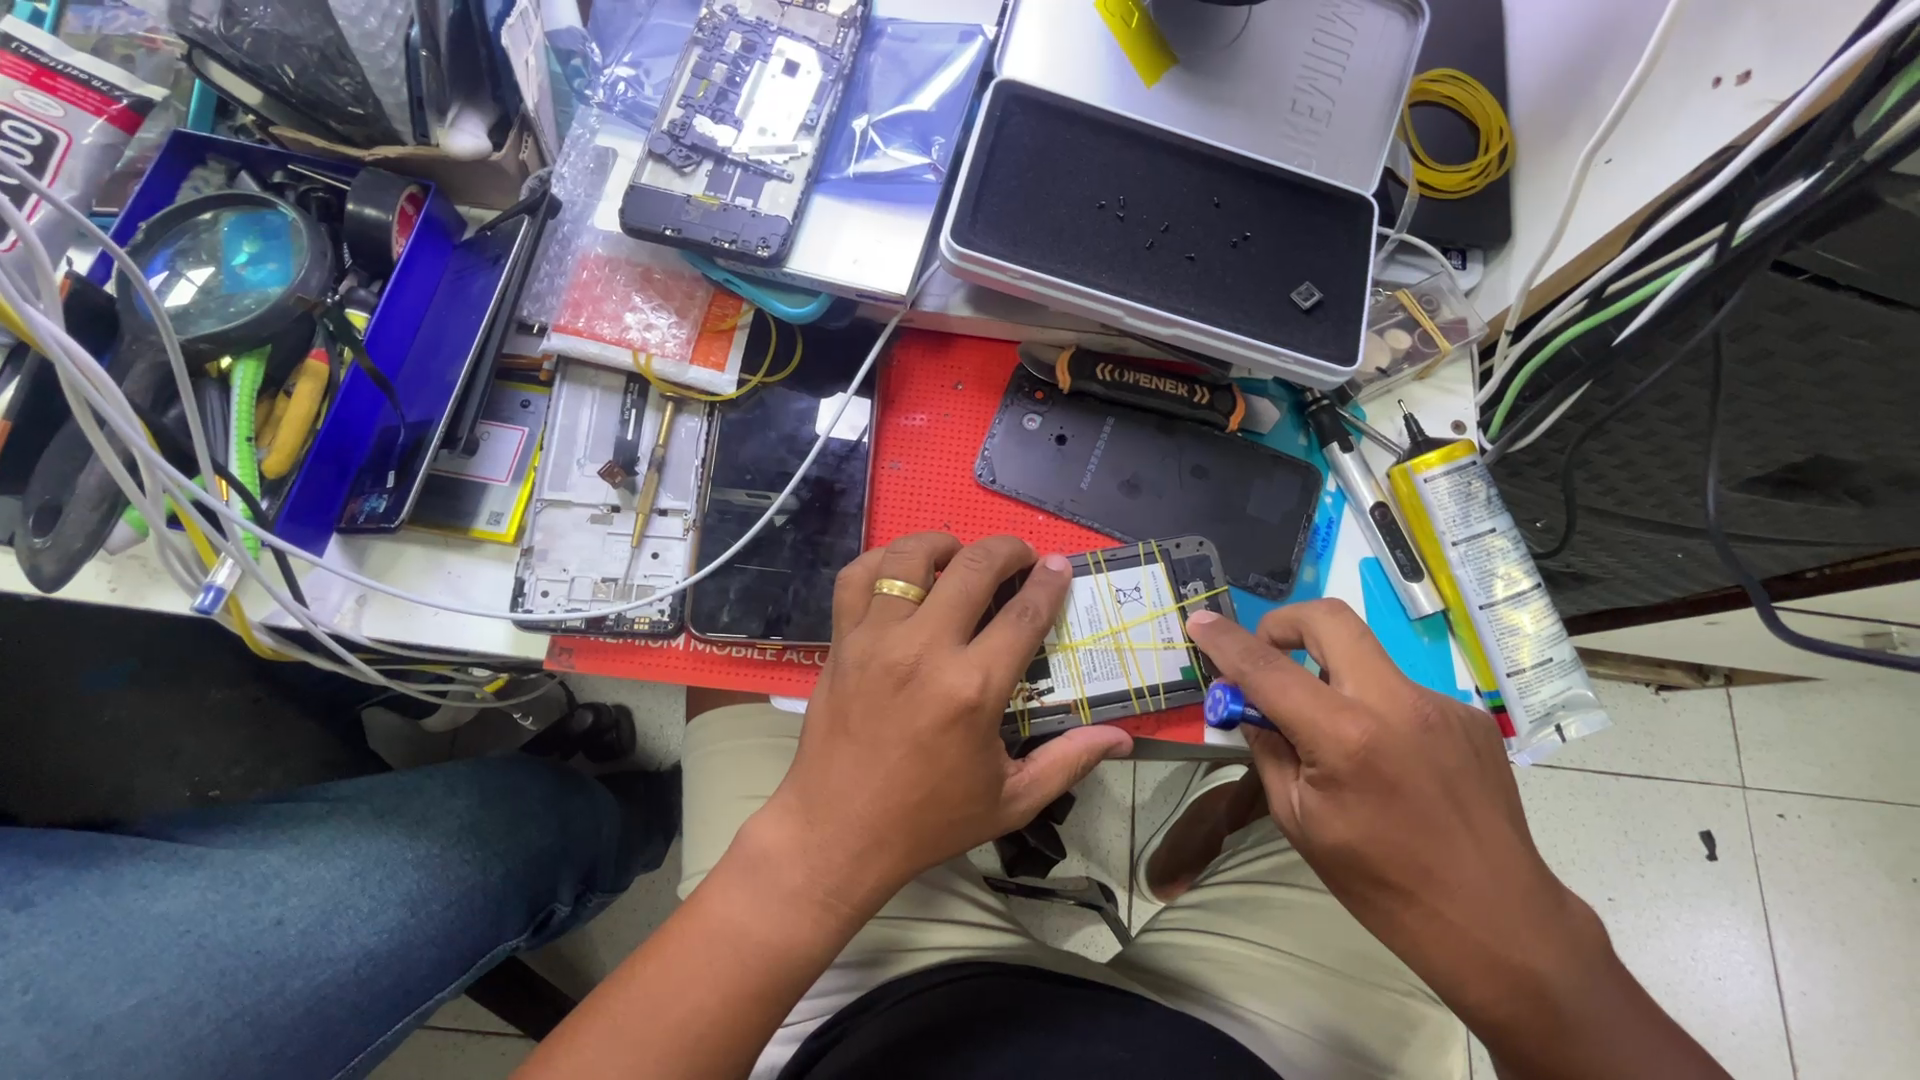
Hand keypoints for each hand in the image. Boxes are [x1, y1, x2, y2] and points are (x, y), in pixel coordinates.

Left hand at [755, 533, 1132, 911]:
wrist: (837, 833)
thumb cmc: (928, 821)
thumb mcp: (1010, 801)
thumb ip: (1069, 761)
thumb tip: (1122, 738)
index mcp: (973, 688)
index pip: (1023, 613)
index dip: (1050, 582)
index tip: (1060, 566)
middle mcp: (924, 650)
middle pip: (973, 567)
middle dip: (1008, 550)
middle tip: (1022, 557)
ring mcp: (876, 640)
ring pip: (909, 558)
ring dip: (943, 544)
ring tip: (960, 554)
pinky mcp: (842, 642)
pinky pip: (856, 577)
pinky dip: (881, 560)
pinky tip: (901, 570)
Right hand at [1184, 602, 1604, 1018]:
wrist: (1494, 919)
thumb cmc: (1380, 882)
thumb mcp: (1299, 820)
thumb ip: (1270, 751)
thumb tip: (1250, 708)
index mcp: (1344, 736)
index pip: (1267, 669)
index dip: (1226, 642)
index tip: (1200, 622)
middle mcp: (1395, 703)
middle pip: (1330, 619)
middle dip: (1285, 623)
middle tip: (1267, 653)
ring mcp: (1440, 704)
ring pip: (1368, 658)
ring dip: (1332, 676)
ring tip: (1333, 735)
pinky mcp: (1468, 717)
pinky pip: (1402, 692)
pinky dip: (1374, 708)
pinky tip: (1385, 760)